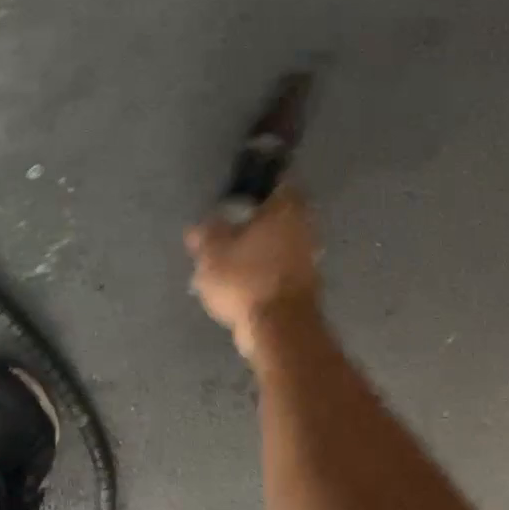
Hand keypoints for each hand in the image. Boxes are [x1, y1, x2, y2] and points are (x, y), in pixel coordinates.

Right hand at [186, 185, 320, 355]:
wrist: (277, 326)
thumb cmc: (245, 280)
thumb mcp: (211, 254)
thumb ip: (205, 235)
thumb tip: (199, 226)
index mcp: (285, 208)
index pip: (276, 183)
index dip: (256, 188)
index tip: (236, 198)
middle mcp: (304, 225)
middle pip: (278, 214)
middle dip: (256, 221)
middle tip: (229, 231)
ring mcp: (309, 254)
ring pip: (280, 241)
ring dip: (261, 247)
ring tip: (232, 260)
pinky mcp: (305, 281)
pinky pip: (281, 265)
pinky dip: (265, 269)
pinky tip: (244, 280)